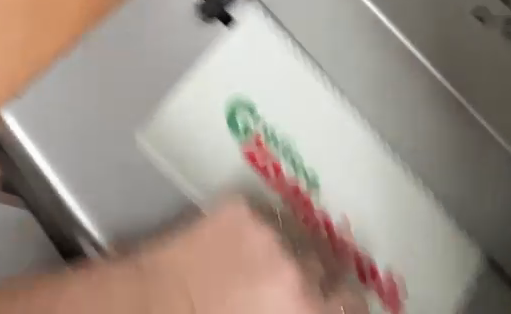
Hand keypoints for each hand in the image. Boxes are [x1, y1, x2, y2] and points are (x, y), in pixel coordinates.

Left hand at [131, 200, 367, 313]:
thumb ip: (301, 310)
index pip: (353, 302)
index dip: (347, 301)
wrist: (157, 307)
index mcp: (309, 310)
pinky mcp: (241, 208)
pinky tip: (243, 236)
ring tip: (270, 252)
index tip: (340, 300)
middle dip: (321, 270)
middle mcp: (299, 269)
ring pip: (298, 232)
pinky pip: (263, 212)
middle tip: (301, 275)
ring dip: (292, 242)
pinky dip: (259, 224)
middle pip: (330, 263)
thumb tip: (313, 300)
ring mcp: (269, 233)